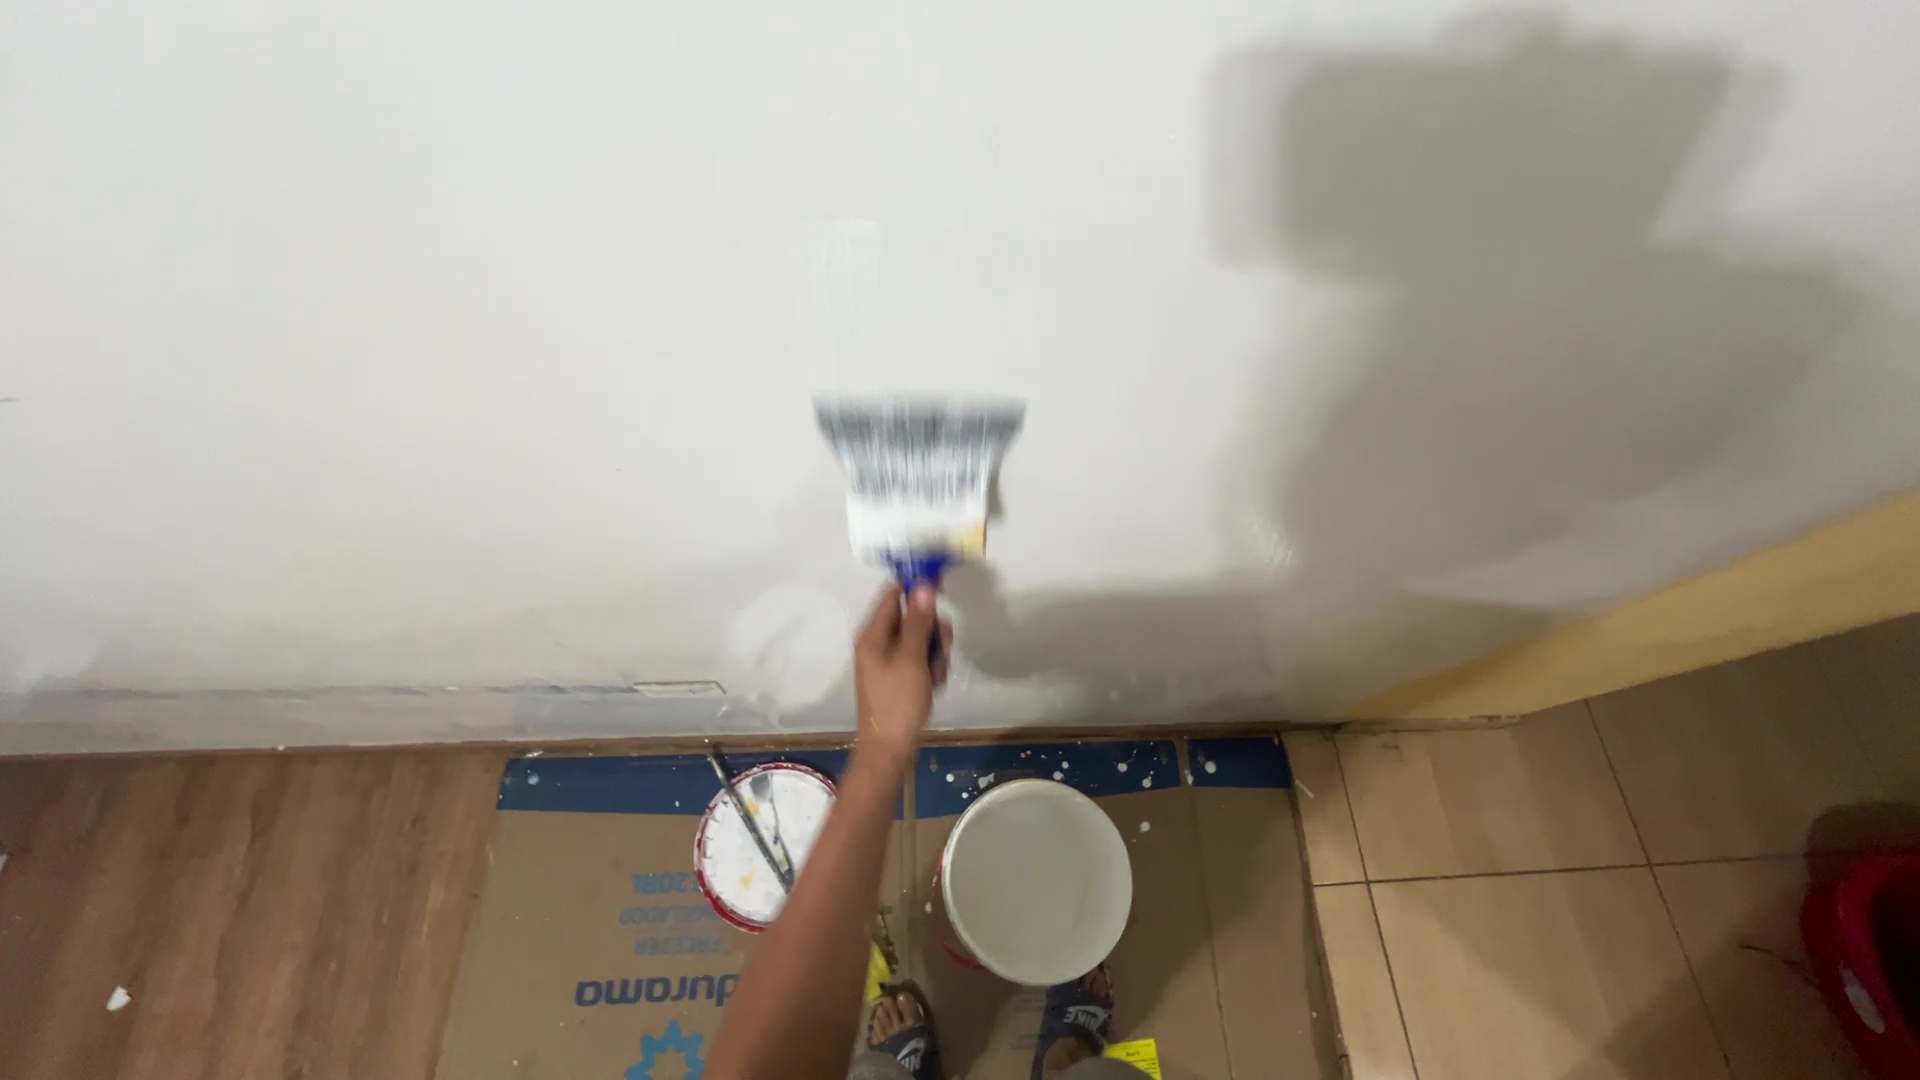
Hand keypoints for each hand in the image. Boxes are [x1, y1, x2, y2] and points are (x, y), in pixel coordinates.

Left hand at [854, 582, 951, 766]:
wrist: (890, 749)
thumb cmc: (897, 702)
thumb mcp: (911, 659)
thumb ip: (918, 621)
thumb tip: (923, 585)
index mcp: (873, 634)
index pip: (893, 594)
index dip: (916, 586)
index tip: (941, 585)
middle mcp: (879, 643)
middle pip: (913, 617)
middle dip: (933, 630)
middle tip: (941, 648)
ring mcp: (890, 661)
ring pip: (922, 640)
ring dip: (936, 653)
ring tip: (936, 675)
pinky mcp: (901, 677)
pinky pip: (922, 660)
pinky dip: (932, 669)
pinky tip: (933, 686)